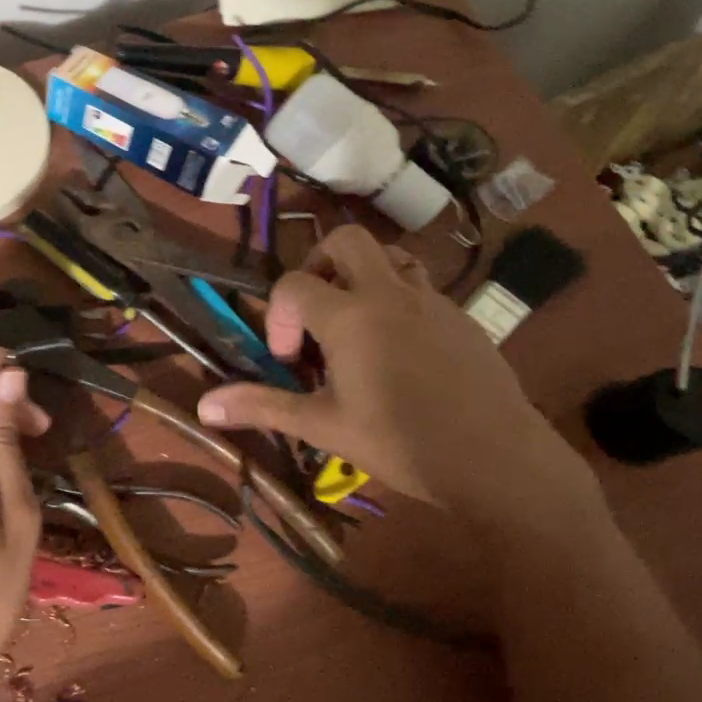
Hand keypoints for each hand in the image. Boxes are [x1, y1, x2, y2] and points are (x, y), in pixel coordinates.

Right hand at [196, 226, 595, 523]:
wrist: (498, 461)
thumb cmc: (401, 442)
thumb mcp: (323, 427)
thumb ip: (263, 407)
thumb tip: (203, 407)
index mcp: (350, 316)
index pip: (294, 283)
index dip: (278, 316)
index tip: (290, 359)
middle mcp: (390, 294)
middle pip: (346, 240)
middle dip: (319, 264)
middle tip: (315, 311)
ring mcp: (432, 302)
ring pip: (391, 257)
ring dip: (363, 276)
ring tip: (356, 324)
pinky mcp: (463, 318)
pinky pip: (421, 288)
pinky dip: (398, 301)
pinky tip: (400, 352)